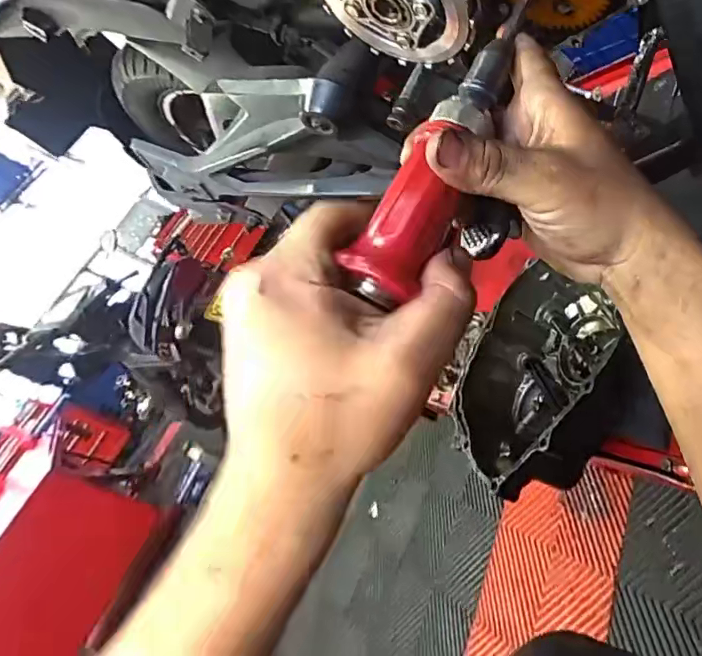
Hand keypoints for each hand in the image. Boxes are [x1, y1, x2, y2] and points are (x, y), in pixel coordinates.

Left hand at [215, 203, 473, 486]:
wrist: (285, 491)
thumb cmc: (335, 427)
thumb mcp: (413, 356)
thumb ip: (449, 295)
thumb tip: (453, 258)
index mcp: (280, 277)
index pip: (342, 210)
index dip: (391, 222)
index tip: (422, 247)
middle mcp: (254, 284)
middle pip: (338, 242)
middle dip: (383, 267)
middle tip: (406, 303)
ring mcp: (248, 310)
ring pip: (328, 270)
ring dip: (365, 292)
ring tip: (382, 335)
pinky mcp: (254, 331)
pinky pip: (311, 296)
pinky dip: (343, 310)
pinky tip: (357, 348)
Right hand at [426, 34, 679, 285]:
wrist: (623, 256)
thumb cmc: (608, 205)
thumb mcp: (546, 178)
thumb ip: (490, 163)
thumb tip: (436, 145)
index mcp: (544, 104)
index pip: (516, 56)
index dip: (488, 43)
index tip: (449, 41)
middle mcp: (527, 128)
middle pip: (476, 109)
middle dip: (444, 122)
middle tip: (413, 143)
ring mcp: (517, 163)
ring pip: (470, 151)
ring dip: (445, 164)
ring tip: (417, 178)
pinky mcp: (511, 195)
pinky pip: (474, 186)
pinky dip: (456, 193)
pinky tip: (439, 204)